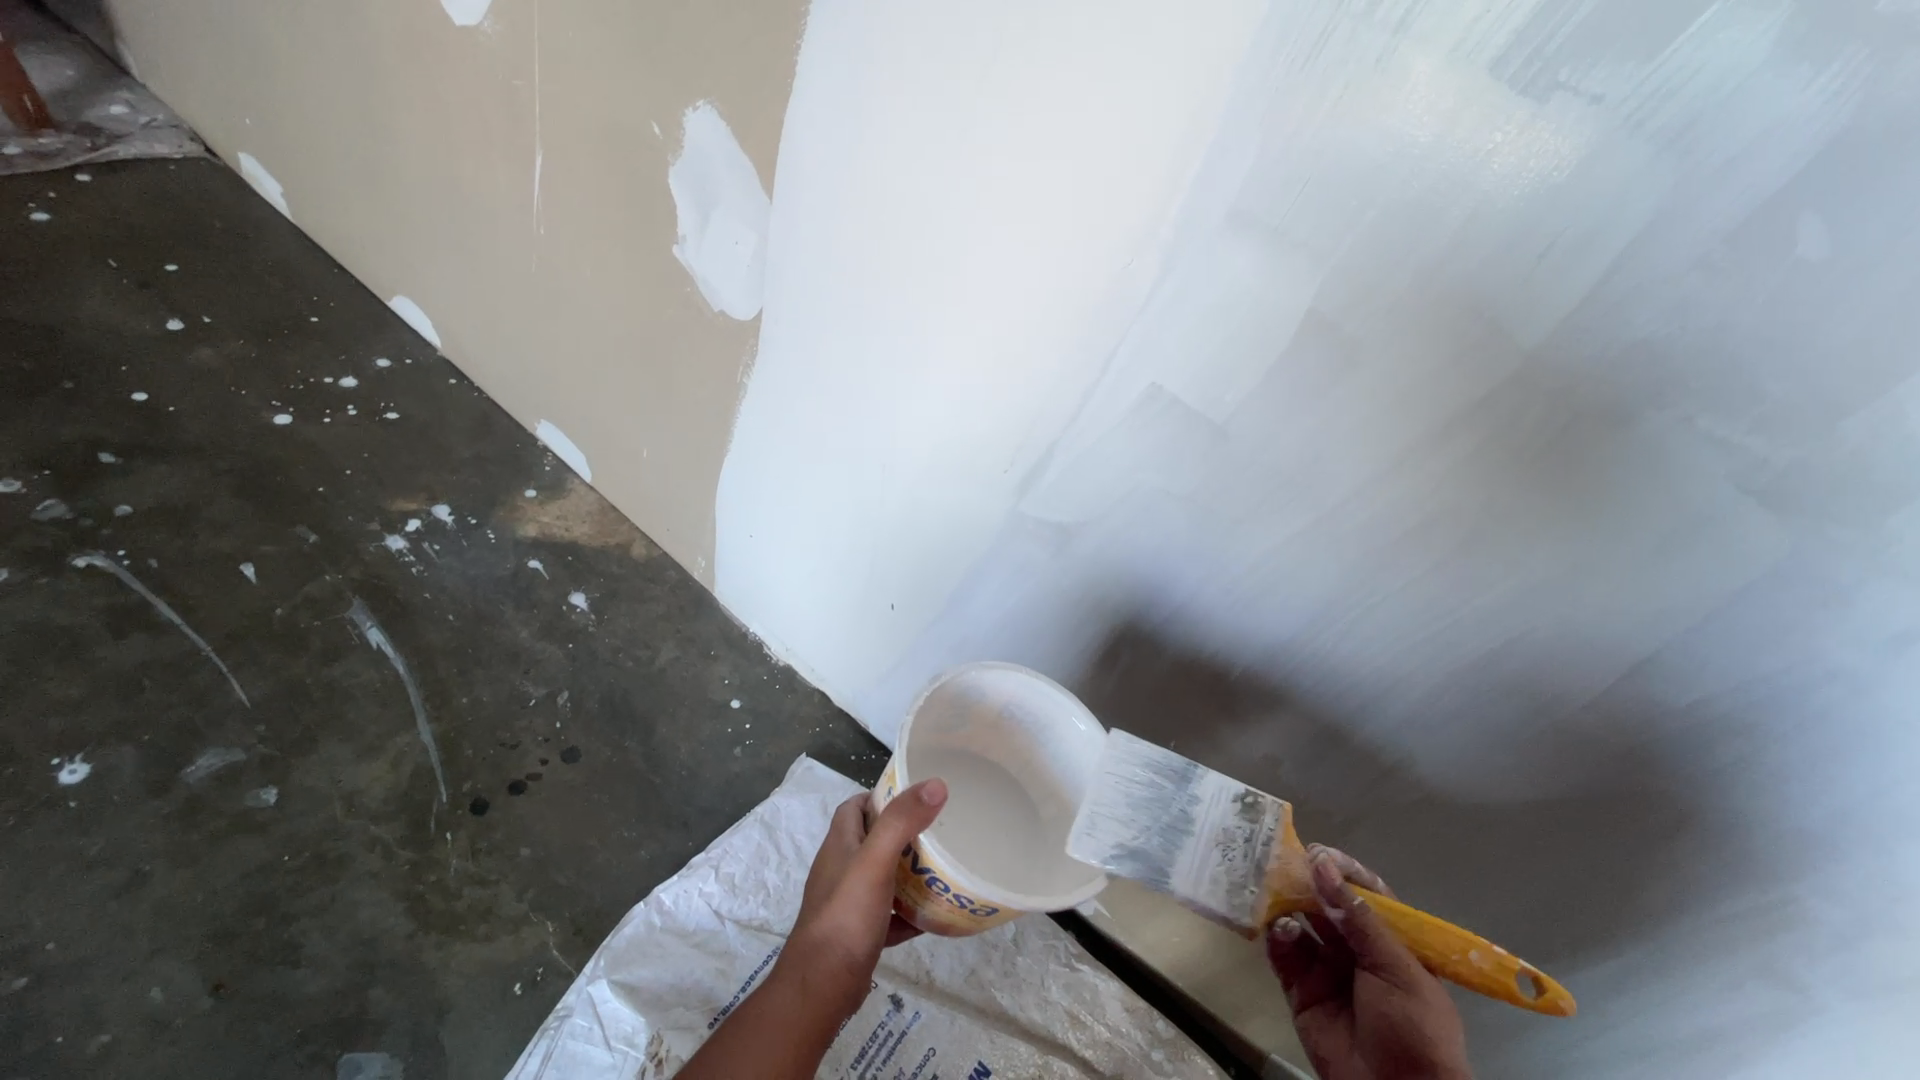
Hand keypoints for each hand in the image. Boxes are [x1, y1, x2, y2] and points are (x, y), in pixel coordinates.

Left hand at [778, 778, 947, 1013]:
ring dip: (908, 874)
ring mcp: (848, 904)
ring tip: (942, 869)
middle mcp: (840, 870)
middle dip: (902, 834)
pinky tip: (934, 916)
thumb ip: (901, 821)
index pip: (854, 807)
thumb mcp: (875, 860)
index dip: (880, 796)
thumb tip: (935, 784)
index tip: (915, 796)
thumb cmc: (846, 915)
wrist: (823, 985)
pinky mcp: (859, 934)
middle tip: (938, 831)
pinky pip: (889, 916)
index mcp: (839, 846)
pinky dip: (910, 914)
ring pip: (882, 879)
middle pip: (872, 841)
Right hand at [1266, 845, 1472, 1079]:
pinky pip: (1285, 957)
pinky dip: (1277, 939)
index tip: (1319, 852)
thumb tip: (1322, 865)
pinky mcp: (1301, 991)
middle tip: (1281, 861)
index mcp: (1392, 943)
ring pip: (1302, 926)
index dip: (1344, 871)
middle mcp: (1357, 951)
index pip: (1367, 895)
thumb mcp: (1395, 968)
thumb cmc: (1414, 1027)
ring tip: (1271, 890)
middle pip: (1328, 906)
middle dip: (1306, 883)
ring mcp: (1328, 970)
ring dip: (1286, 906)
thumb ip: (1356, 918)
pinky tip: (1278, 929)